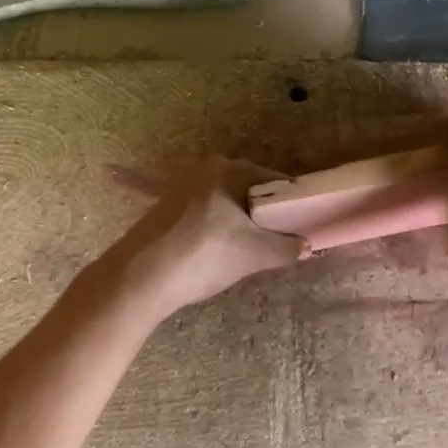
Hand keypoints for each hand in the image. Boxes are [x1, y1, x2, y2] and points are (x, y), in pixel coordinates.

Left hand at [96, 157, 308, 320]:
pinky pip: (207, 214)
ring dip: (242, 224)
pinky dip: (220, 229)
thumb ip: (287, 247)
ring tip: (252, 251)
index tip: (303, 225)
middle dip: (267, 215)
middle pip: (250, 191)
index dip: (292, 204)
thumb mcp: (254, 254)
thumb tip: (308, 245)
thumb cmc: (203, 254)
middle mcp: (205, 169)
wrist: (139, 277)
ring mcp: (182, 188)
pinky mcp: (167, 209)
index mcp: (228, 169)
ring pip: (227, 204)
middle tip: (281, 241)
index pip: (274, 181)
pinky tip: (219, 253)